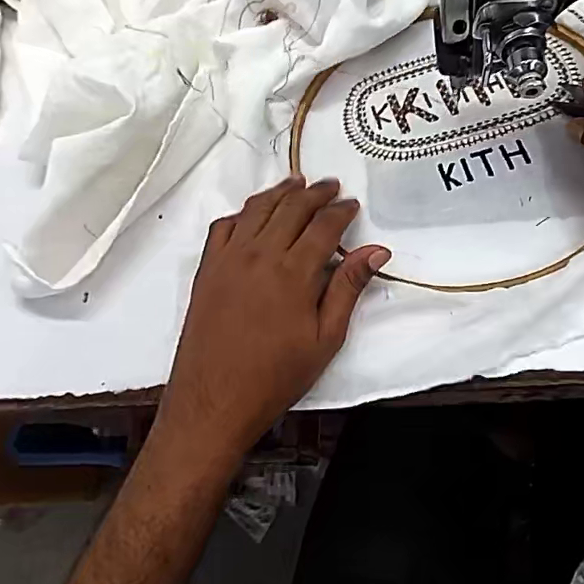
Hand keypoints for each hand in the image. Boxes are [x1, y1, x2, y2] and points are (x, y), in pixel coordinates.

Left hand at [154, 176, 389, 469]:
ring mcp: (229, 258)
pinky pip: (224, 226)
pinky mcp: (207, 268)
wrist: (214, 401)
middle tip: (330, 184)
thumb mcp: (325, 338)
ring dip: (280, 192)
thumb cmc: (276, 376)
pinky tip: (252, 213)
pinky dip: (243, 212)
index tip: (352, 204)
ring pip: (257, 209)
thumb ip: (348, 288)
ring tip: (296, 182)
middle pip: (291, 208)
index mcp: (294, 272)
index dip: (341, 211)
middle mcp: (260, 255)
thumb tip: (376, 251)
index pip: (324, 226)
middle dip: (315, 192)